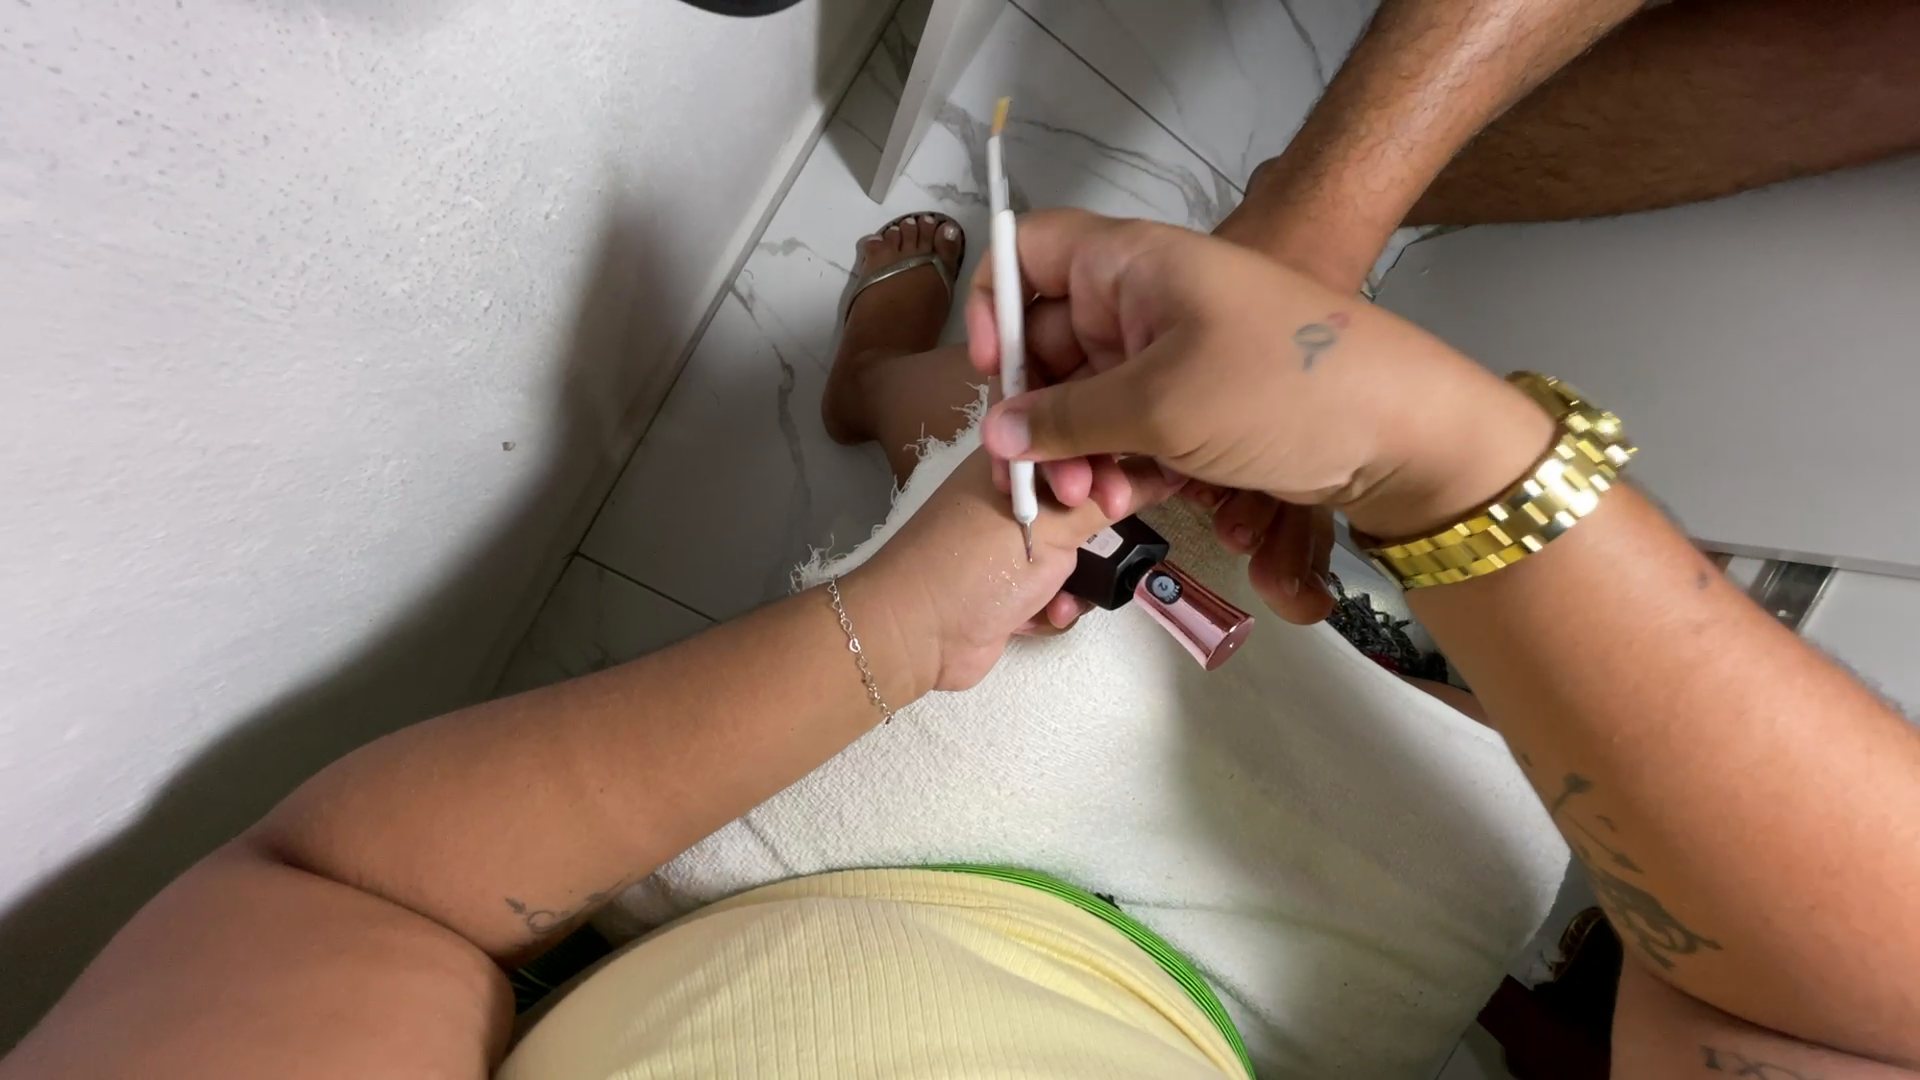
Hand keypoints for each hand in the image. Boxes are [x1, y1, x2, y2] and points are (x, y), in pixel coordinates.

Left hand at [854, 448, 1181, 693]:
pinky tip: (1046, 615)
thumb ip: (1109, 497)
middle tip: (1095, 549)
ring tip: (1063, 591)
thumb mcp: (1051, 525)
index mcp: (1016, 461)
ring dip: (1077, 578)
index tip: (1123, 496)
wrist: (917, 635)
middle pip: (1084, 501)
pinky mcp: (1013, 587)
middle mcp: (1015, 496)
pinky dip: (1056, 604)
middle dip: (1095, 533)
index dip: (1109, 466)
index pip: (1080, 444)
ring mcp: (1012, 543)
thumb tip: (1164, 467)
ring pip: (1077, 550)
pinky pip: (1058, 588)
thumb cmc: (977, 563)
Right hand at [963, 210, 1553, 615]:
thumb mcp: (1159, 404)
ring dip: (1074, 452)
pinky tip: (1126, 501)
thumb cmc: (1279, 388)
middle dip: (1035, 415)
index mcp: (1127, 266)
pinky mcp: (1182, 403)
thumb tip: (994, 434)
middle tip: (1040, 481)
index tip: (991, 374)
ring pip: (1080, 398)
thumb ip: (1063, 418)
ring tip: (1094, 501)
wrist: (1402, 434)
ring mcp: (1160, 354)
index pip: (1027, 253)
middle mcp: (1135, 302)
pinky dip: (1115, 464)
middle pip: (1044, 345)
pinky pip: (1120, 427)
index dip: (993, 306)